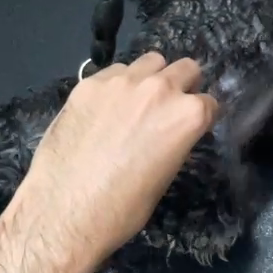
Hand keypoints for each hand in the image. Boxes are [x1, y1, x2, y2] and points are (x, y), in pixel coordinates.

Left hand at [3, 53, 218, 272]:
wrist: (63, 212)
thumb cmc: (121, 209)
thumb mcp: (164, 177)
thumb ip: (175, 141)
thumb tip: (169, 131)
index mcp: (187, 116)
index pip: (210, 102)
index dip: (203, 115)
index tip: (193, 124)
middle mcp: (160, 89)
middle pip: (187, 68)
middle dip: (184, 85)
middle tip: (167, 108)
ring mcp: (122, 81)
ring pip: (151, 61)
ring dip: (151, 77)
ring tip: (135, 103)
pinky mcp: (89, 83)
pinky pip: (114, 71)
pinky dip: (117, 84)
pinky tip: (103, 109)